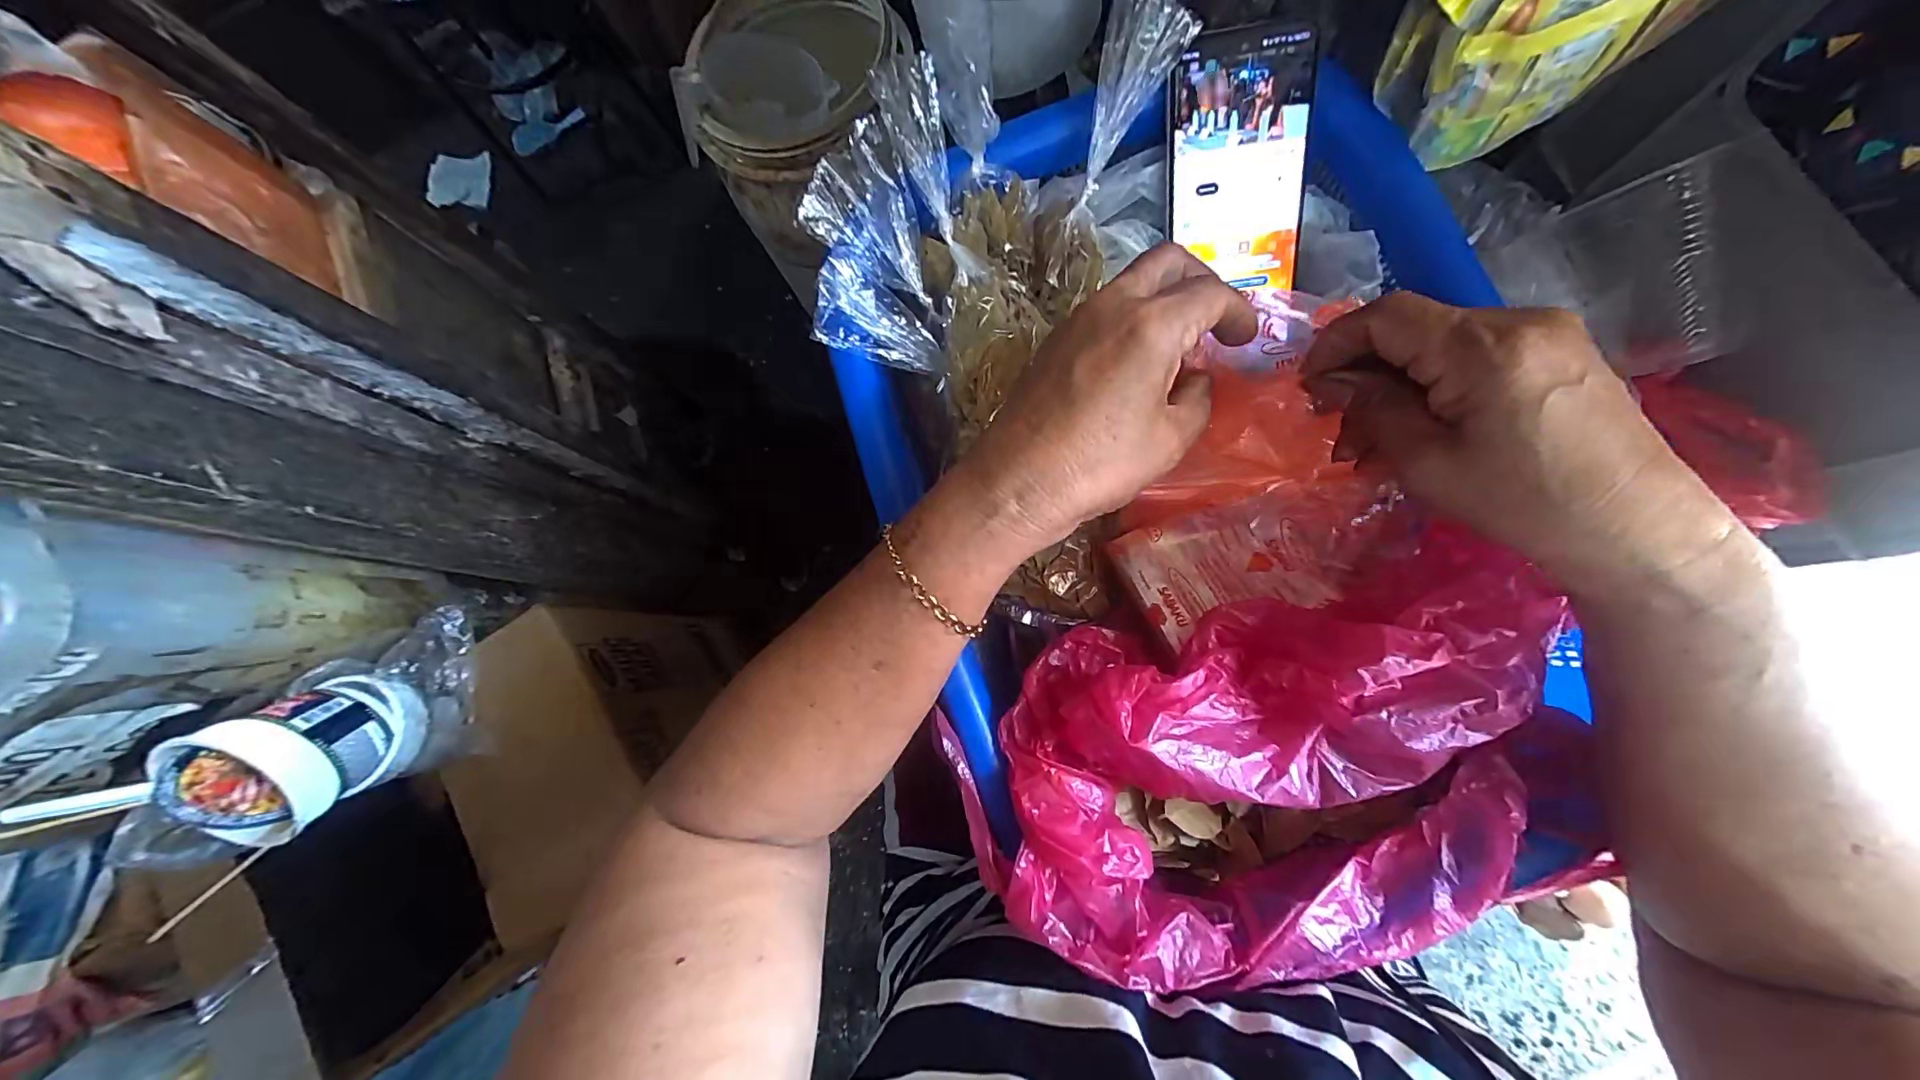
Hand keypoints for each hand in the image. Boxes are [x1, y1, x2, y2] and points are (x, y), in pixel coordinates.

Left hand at [951, 244, 1258, 551]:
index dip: (1238, 311)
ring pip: (1131, 283)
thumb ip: (1198, 397)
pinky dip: (1131, 320)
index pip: (1210, 293)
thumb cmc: (1100, 464)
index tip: (1246, 338)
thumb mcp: (1170, 439)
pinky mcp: (1053, 341)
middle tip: (1215, 321)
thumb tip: (1195, 378)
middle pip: (1167, 262)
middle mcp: (1111, 306)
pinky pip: (1104, 311)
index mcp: (1151, 324)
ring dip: (1163, 299)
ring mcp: (1076, 320)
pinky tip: (1136, 363)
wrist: (1018, 481)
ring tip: (1177, 347)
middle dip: (1202, 281)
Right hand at [1300, 293, 1739, 591]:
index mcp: (1484, 346)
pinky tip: (1420, 430)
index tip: (1308, 383)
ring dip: (1397, 386)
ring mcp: (1546, 335)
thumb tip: (1335, 383)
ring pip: (1440, 347)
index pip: (1387, 315)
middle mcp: (1518, 322)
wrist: (1635, 528)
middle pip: (1413, 329)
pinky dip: (1435, 388)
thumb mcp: (1426, 463)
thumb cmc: (1522, 502)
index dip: (1335, 342)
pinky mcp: (1559, 355)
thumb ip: (1374, 409)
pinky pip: (1475, 359)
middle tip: (1337, 426)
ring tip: (1372, 443)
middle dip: (1364, 373)